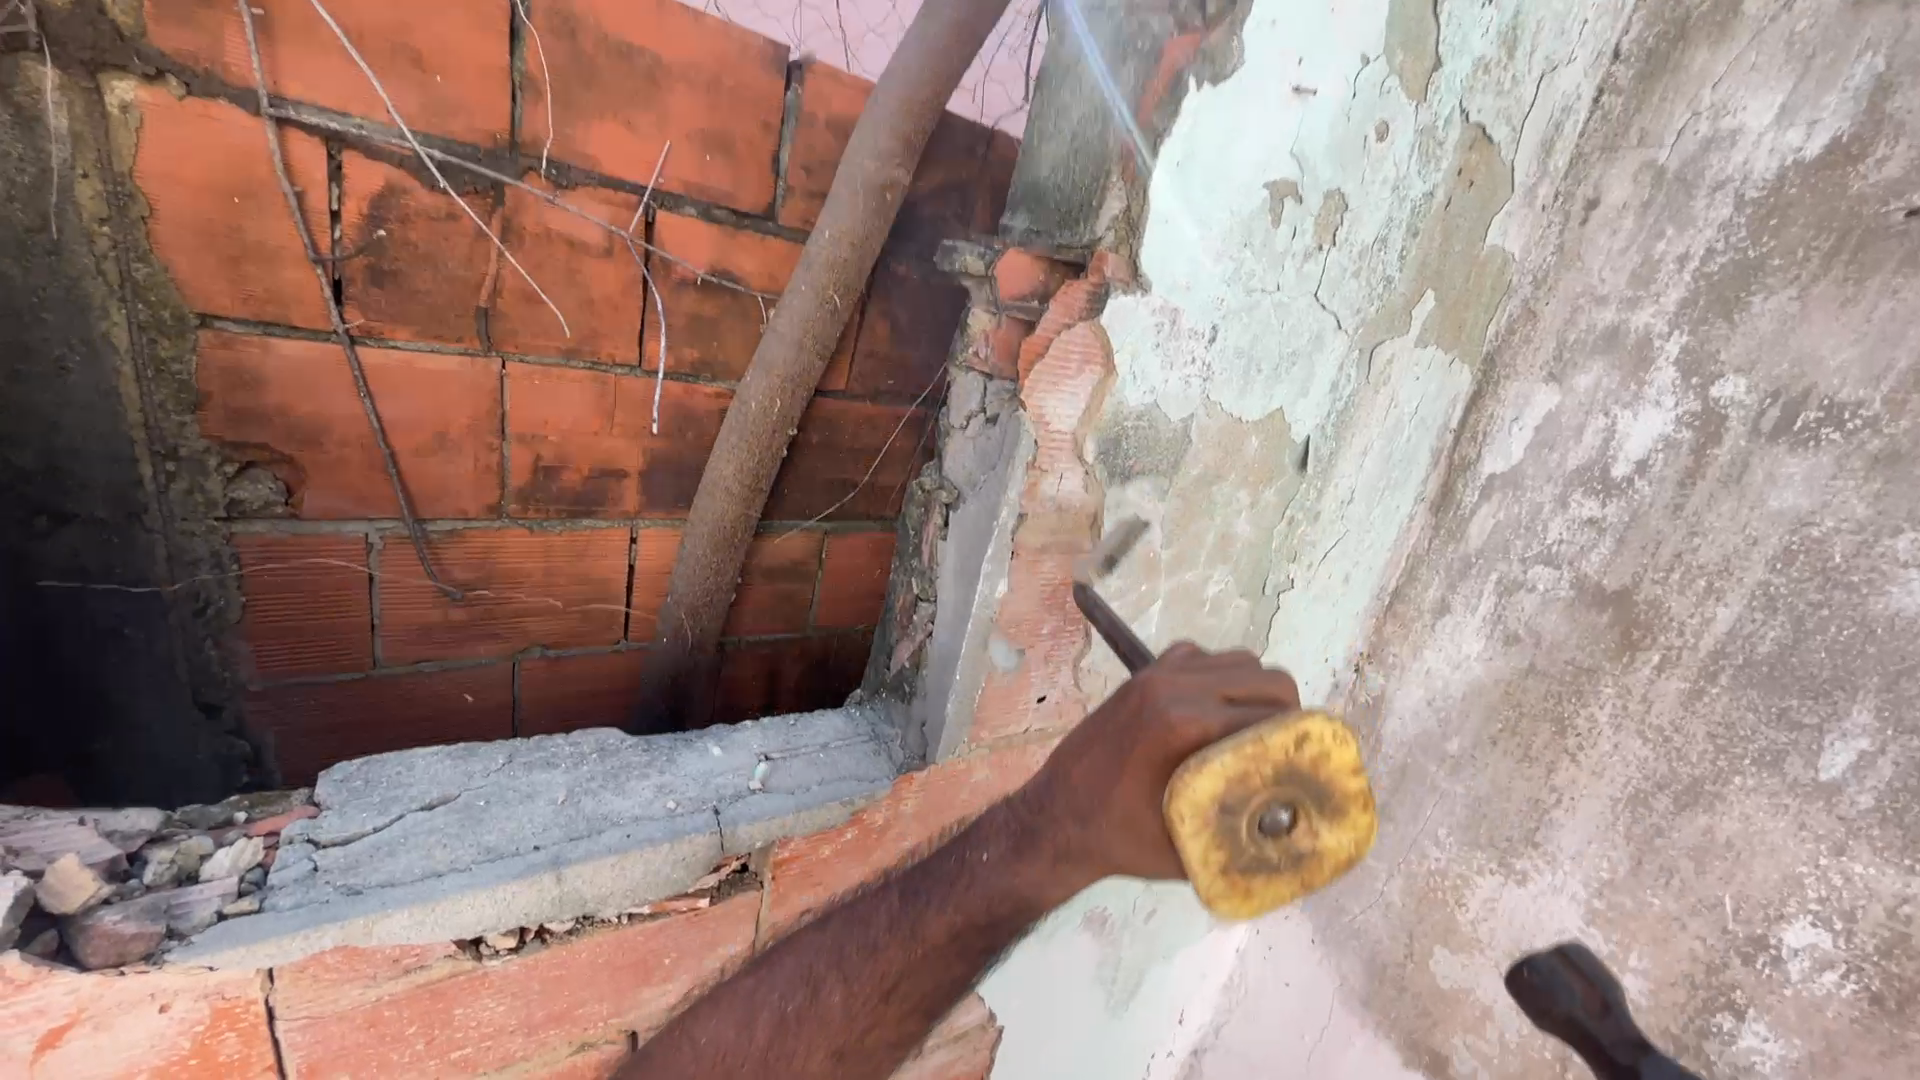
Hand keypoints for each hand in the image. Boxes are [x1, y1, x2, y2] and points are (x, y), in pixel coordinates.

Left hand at [1015, 643, 1300, 884]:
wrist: (1056, 815)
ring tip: (1252, 732)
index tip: (1308, 764)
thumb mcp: (1192, 842)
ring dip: (1253, 691)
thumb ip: (1248, 828)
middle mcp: (1172, 686)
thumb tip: (1302, 821)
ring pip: (1236, 660)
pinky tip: (1214, 712)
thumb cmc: (1121, 838)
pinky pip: (1199, 656)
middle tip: (1284, 750)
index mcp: (1185, 723)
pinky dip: (1218, 676)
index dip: (1303, 739)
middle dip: (1286, 712)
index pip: (1275, 712)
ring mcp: (1154, 674)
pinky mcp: (1142, 674)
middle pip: (1264, 676)